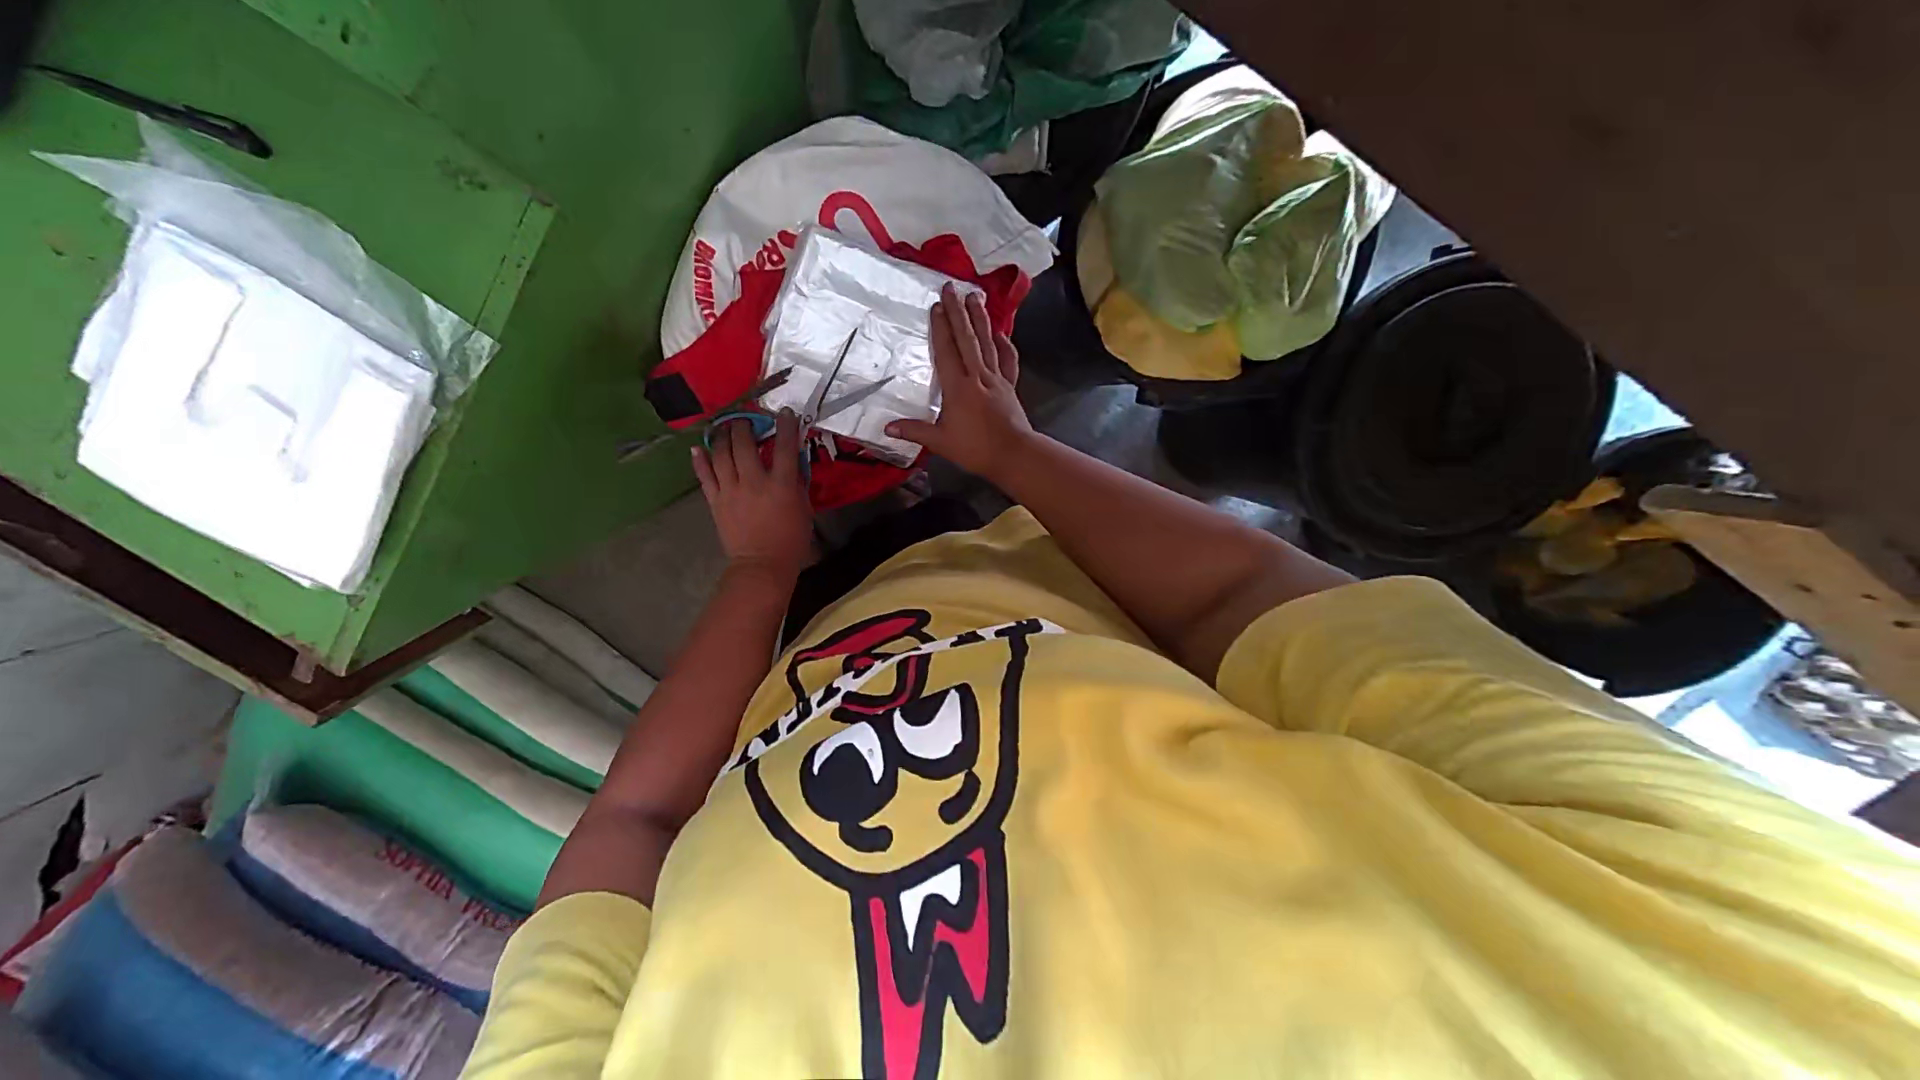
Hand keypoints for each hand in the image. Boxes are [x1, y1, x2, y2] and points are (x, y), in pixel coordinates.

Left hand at [691, 410, 812, 579]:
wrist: (761, 565)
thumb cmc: (791, 541)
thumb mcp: (804, 510)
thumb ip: (798, 485)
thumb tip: (794, 464)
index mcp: (781, 485)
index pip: (784, 446)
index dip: (785, 426)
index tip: (784, 413)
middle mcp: (754, 482)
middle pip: (744, 444)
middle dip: (744, 426)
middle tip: (745, 419)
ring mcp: (731, 490)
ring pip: (722, 454)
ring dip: (723, 436)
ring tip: (725, 428)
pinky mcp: (716, 501)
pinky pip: (705, 475)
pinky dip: (700, 460)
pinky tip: (698, 447)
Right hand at [887, 283, 1036, 483]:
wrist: (1014, 454)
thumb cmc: (976, 449)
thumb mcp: (940, 442)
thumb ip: (915, 431)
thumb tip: (887, 427)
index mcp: (958, 387)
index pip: (947, 350)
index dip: (940, 327)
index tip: (936, 305)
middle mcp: (977, 376)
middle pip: (966, 338)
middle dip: (958, 311)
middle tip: (952, 287)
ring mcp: (996, 379)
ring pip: (987, 343)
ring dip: (980, 319)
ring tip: (975, 297)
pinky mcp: (1010, 386)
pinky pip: (1007, 361)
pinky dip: (1004, 345)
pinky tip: (1001, 333)